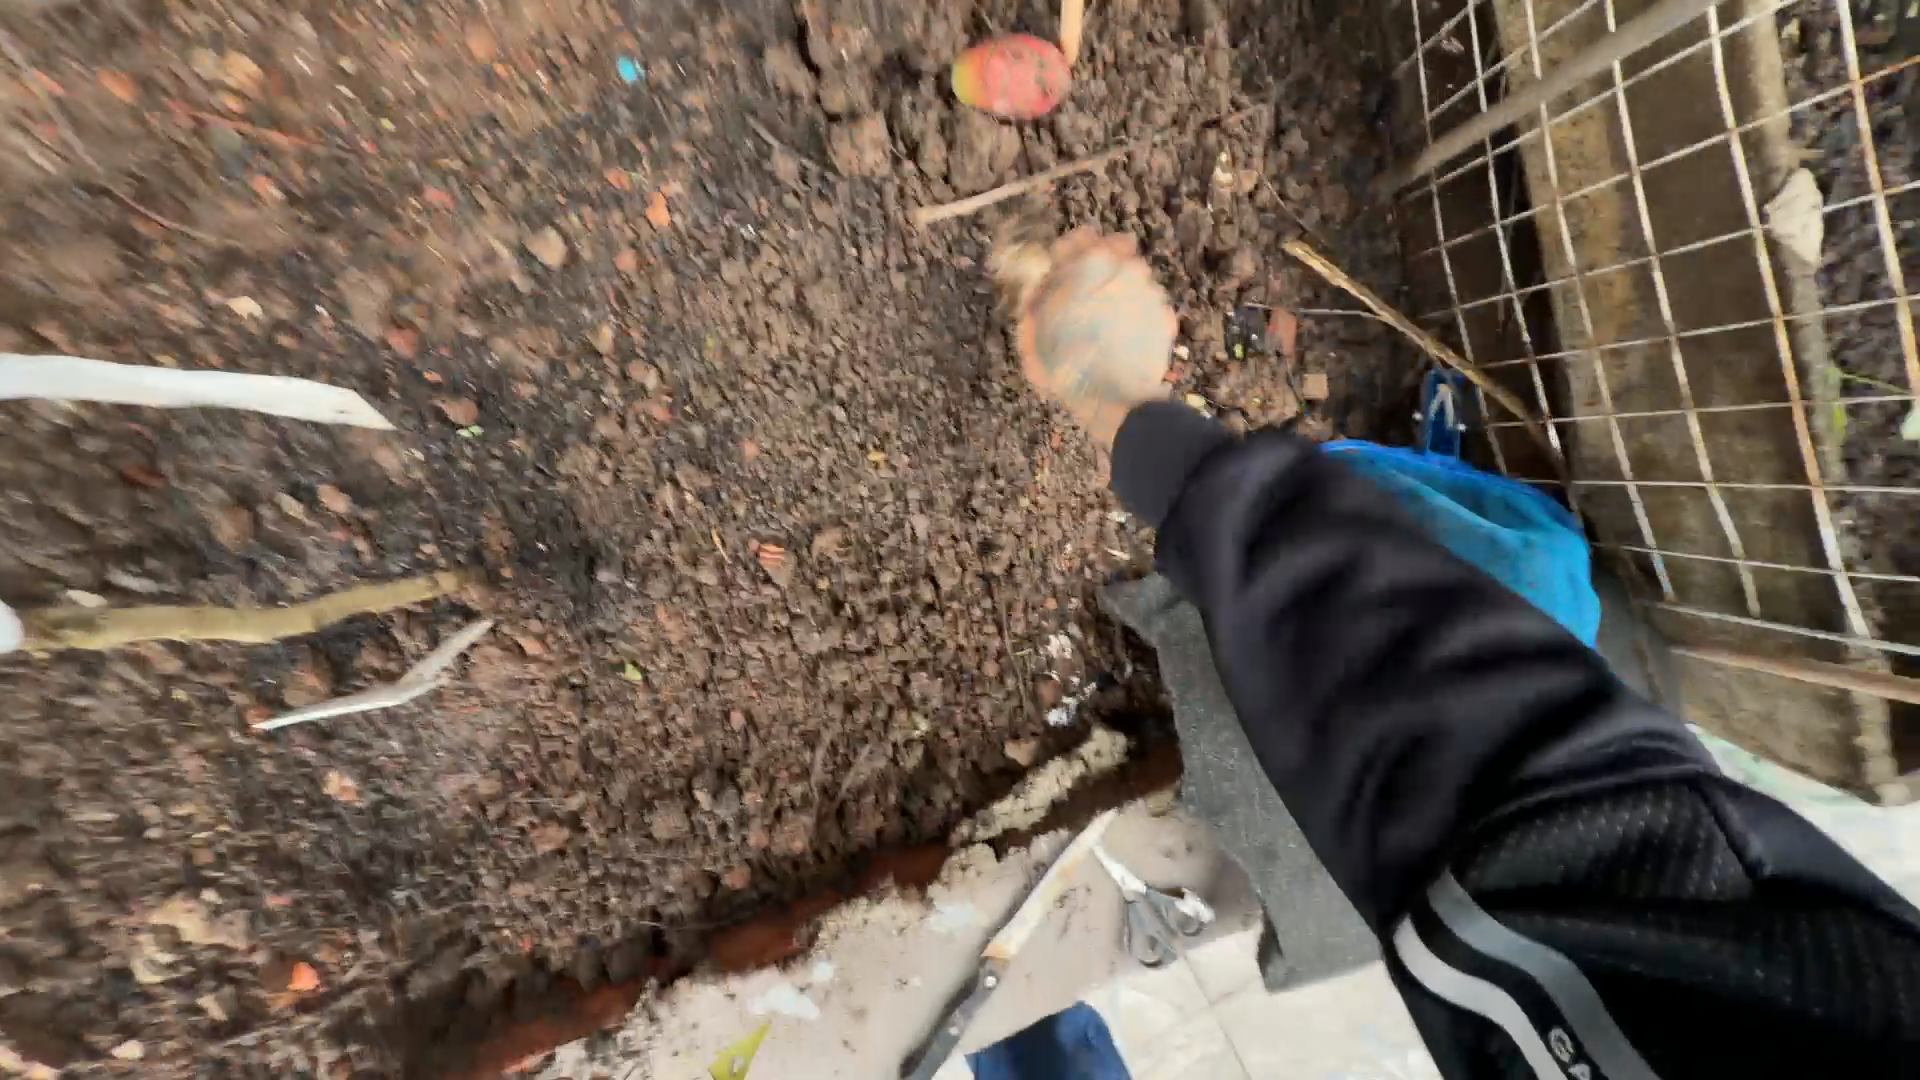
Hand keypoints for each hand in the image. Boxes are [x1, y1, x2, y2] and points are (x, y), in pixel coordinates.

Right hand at [1013, 229, 1176, 445]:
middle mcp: (1126, 268)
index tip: (1062, 275)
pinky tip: (1123, 344)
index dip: (1070, 255)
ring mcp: (1152, 292)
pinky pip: (1148, 309)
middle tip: (1085, 305)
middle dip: (1099, 275)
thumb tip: (1036, 289)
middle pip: (1112, 256)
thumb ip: (1033, 304)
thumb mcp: (1032, 339)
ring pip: (1133, 282)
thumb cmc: (1068, 368)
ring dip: (1119, 296)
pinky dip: (1137, 319)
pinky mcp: (1167, 317)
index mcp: (1091, 264)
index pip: (1081, 238)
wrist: (1118, 402)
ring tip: (1105, 330)